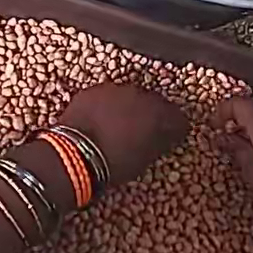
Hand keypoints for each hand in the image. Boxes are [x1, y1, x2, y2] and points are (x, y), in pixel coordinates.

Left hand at [57, 84, 186, 187]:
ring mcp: (115, 89)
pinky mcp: (94, 90)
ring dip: (130, 108)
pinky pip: (108, 96)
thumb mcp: (145, 159)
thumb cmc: (114, 162)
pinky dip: (109, 106)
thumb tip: (169, 135)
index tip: (175, 135)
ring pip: (130, 96)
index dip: (177, 128)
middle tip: (148, 131)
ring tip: (124, 126)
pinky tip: (104, 120)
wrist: (74, 154)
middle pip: (154, 102)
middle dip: (153, 115)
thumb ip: (161, 141)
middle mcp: (139, 94)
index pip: (177, 117)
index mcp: (157, 112)